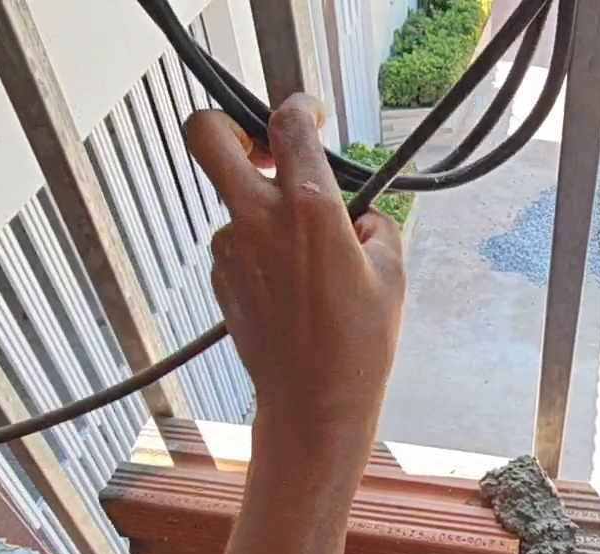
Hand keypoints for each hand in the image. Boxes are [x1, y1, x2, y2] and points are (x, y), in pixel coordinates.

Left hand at [183, 96, 405, 460]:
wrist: (314, 402)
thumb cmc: (359, 345)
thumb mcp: (392, 276)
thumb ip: (376, 224)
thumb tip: (358, 213)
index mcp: (310, 211)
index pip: (289, 125)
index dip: (300, 106)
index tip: (310, 114)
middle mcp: (259, 221)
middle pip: (207, 136)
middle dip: (228, 126)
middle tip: (261, 149)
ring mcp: (232, 250)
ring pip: (233, 201)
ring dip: (263, 211)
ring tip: (307, 260)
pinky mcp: (221, 279)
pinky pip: (238, 245)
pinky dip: (261, 251)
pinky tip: (292, 290)